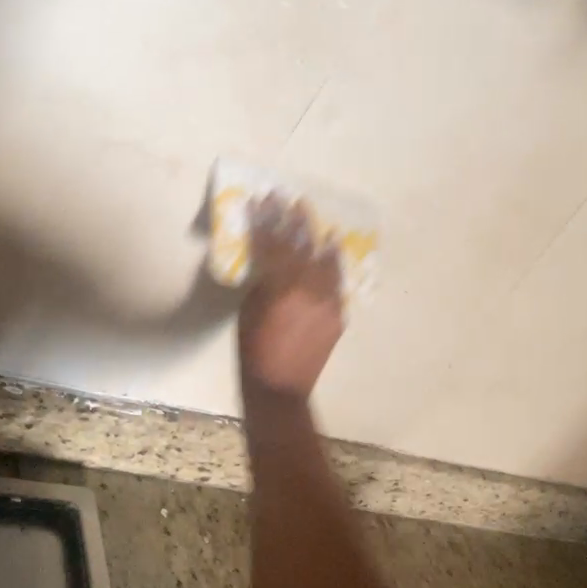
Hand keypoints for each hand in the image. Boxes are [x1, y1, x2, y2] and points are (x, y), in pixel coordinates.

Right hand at [238, 194, 343, 402]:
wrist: (280, 388)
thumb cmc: (252, 349)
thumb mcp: (249, 308)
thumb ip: (262, 281)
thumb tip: (269, 261)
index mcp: (278, 285)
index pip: (270, 243)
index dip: (265, 219)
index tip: (262, 199)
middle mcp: (306, 287)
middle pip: (300, 245)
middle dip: (293, 220)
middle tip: (291, 200)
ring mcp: (326, 300)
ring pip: (324, 261)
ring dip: (318, 239)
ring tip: (316, 222)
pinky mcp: (337, 313)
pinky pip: (336, 282)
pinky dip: (332, 265)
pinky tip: (332, 252)